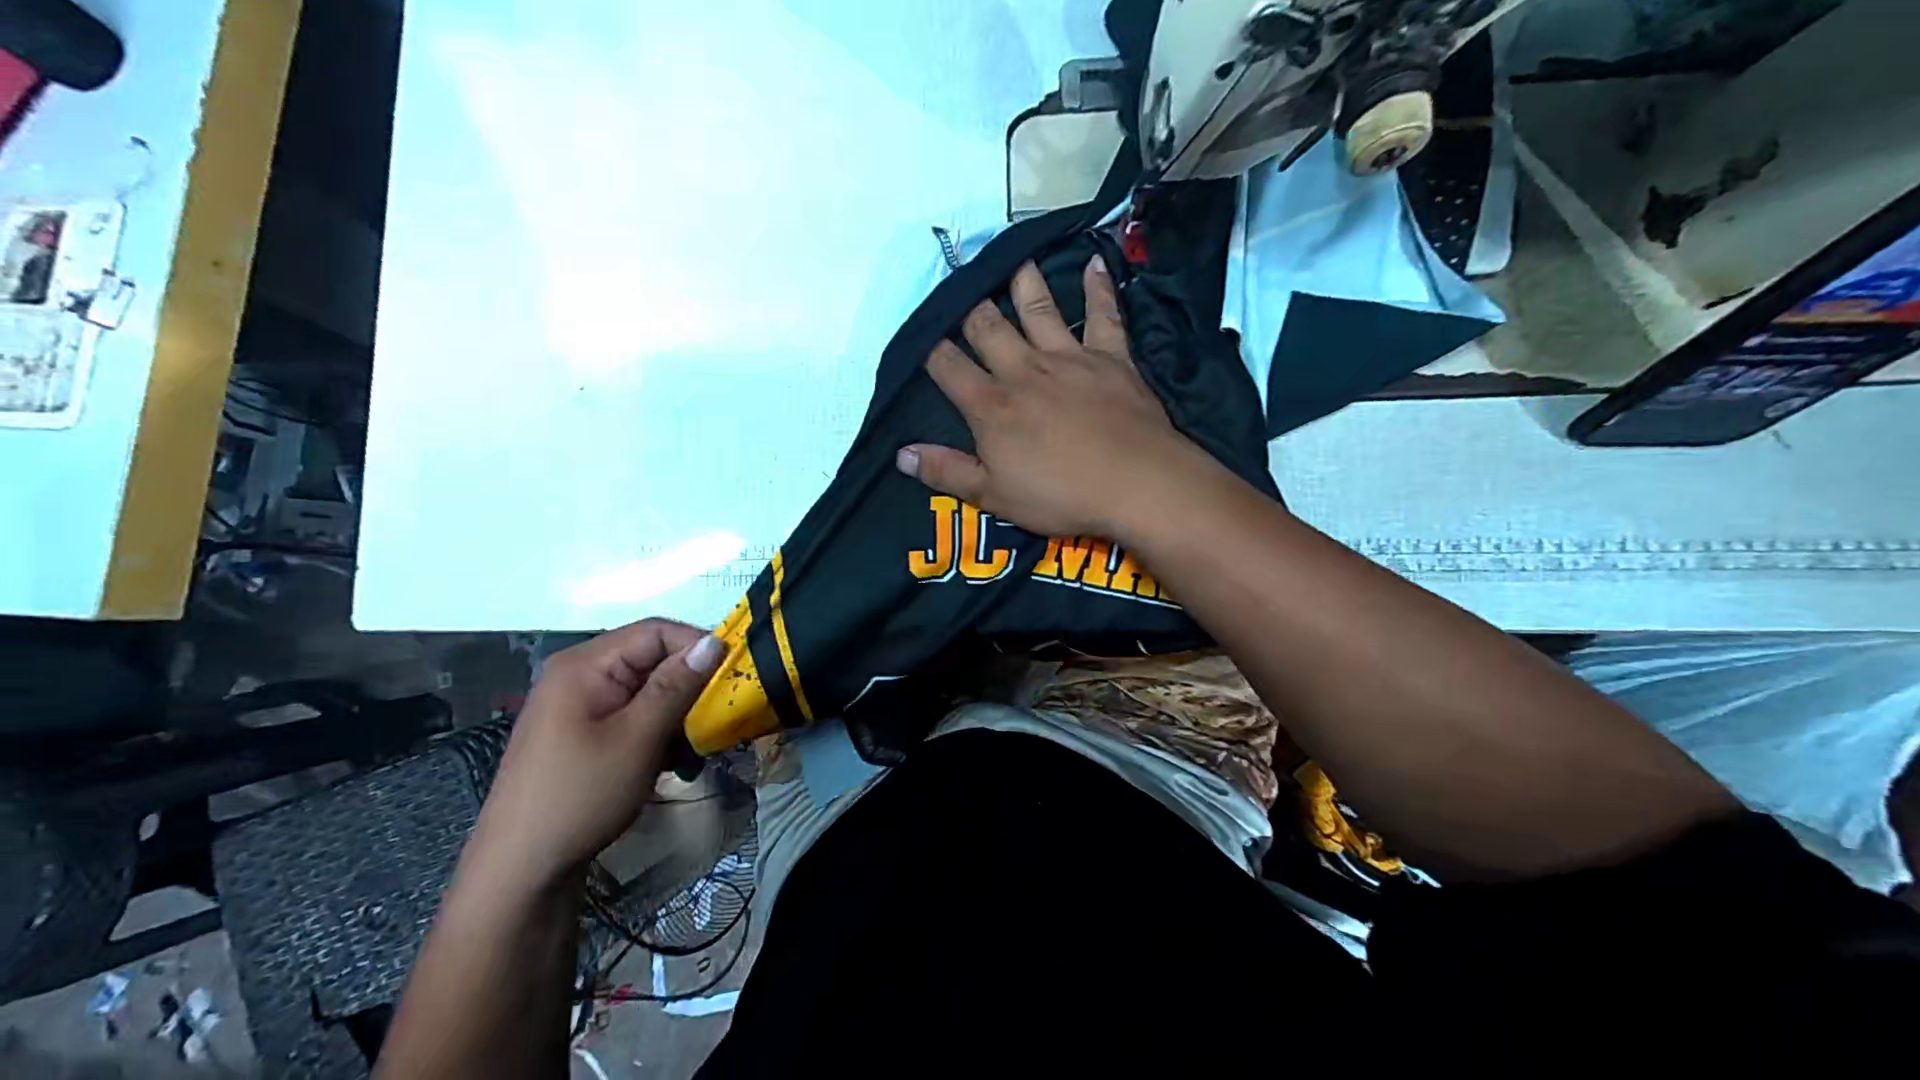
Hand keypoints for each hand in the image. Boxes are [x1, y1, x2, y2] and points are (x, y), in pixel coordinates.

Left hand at [460, 619, 723, 891]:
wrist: (520, 871)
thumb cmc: (581, 795)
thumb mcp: (638, 738)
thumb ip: (676, 685)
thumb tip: (714, 640)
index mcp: (584, 664)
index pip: (656, 631)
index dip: (697, 646)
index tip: (732, 677)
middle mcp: (579, 674)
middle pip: (651, 658)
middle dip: (689, 685)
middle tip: (716, 718)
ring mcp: (578, 704)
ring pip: (646, 689)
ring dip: (677, 712)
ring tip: (693, 748)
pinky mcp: (581, 732)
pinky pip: (631, 713)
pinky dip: (657, 730)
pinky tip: (669, 761)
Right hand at [896, 256, 1214, 539]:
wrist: (1137, 483)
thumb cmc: (1061, 496)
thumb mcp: (993, 496)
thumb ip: (946, 471)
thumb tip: (900, 453)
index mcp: (991, 406)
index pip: (948, 367)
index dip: (929, 349)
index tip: (918, 334)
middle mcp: (1024, 371)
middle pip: (988, 328)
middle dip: (968, 307)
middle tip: (957, 283)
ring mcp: (1069, 359)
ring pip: (1039, 310)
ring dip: (1023, 282)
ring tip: (1012, 257)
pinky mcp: (1111, 358)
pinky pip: (1103, 316)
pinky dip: (1099, 289)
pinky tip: (1095, 263)